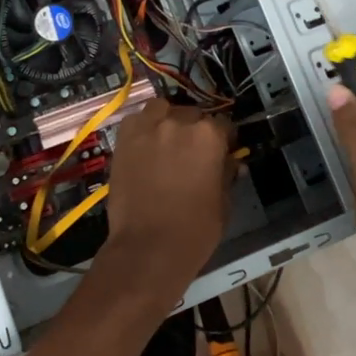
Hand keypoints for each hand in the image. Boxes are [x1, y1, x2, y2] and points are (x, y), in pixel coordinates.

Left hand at [99, 99, 236, 287]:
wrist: (147, 247)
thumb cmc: (194, 230)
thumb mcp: (223, 203)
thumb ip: (227, 175)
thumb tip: (232, 162)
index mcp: (209, 136)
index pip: (223, 124)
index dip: (224, 139)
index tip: (223, 151)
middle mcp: (179, 123)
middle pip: (192, 114)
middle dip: (195, 129)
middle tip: (192, 152)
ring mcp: (147, 127)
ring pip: (161, 109)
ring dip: (167, 120)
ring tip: (166, 141)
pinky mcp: (123, 139)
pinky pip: (136, 120)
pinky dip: (142, 127)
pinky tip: (144, 146)